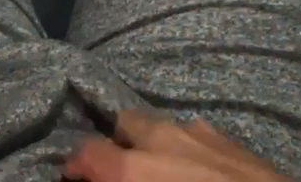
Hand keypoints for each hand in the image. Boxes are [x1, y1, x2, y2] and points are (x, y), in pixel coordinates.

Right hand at [63, 110, 287, 181]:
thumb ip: (122, 179)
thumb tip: (100, 176)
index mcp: (137, 166)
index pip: (88, 154)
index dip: (74, 166)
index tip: (70, 178)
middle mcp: (163, 138)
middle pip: (125, 124)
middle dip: (117, 146)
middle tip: (117, 175)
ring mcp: (199, 132)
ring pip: (162, 125)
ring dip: (152, 145)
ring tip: (158, 173)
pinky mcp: (230, 138)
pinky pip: (195, 134)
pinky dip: (185, 150)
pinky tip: (196, 173)